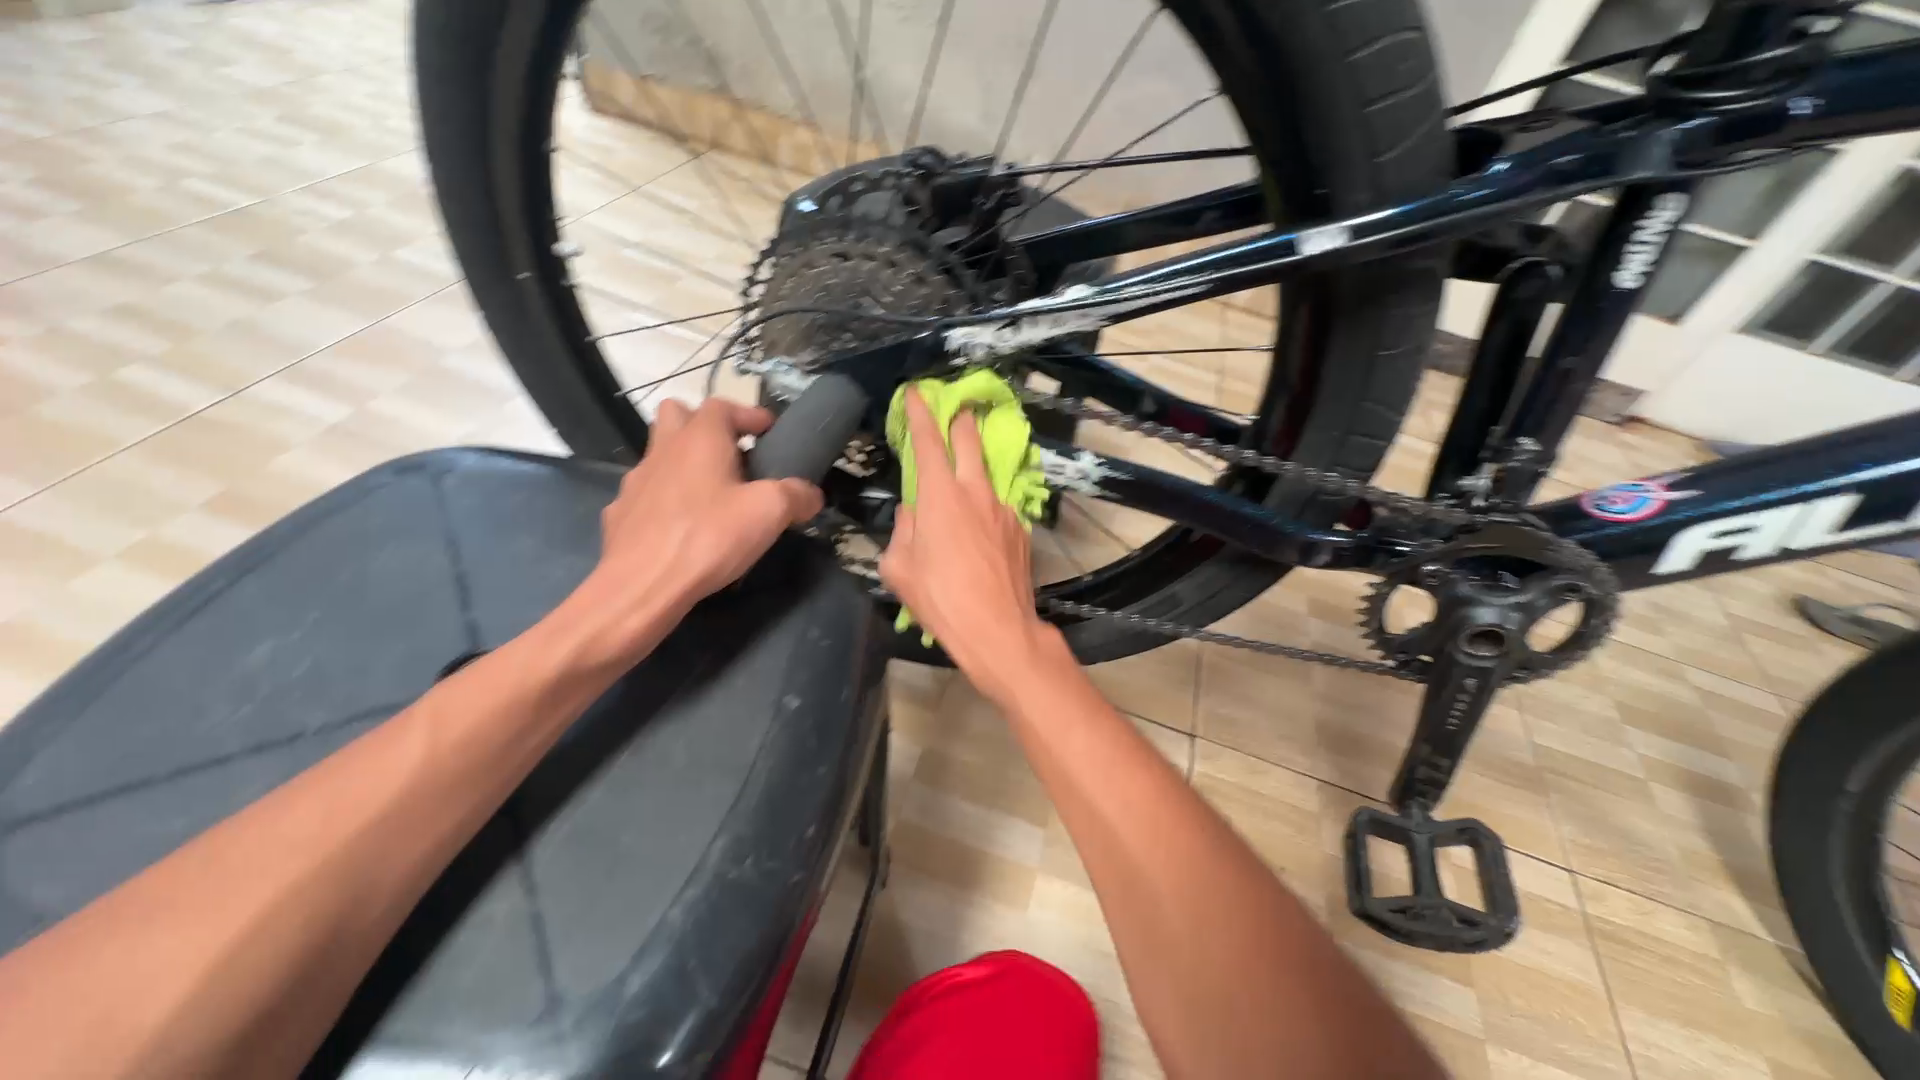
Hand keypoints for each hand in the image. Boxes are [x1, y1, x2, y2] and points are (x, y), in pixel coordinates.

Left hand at [586, 398, 822, 631]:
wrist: (641, 584)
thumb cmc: (708, 537)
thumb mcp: (769, 513)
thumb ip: (796, 496)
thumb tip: (811, 494)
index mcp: (700, 438)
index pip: (723, 405)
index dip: (748, 414)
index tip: (769, 432)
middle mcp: (663, 450)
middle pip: (677, 415)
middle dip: (703, 425)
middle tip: (730, 454)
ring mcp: (635, 482)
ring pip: (658, 455)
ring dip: (682, 464)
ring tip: (708, 495)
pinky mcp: (620, 514)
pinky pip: (645, 495)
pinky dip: (663, 501)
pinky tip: (679, 528)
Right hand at [880, 390, 1063, 701]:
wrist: (999, 630)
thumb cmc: (940, 600)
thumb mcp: (899, 568)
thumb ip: (904, 531)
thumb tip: (914, 514)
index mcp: (940, 496)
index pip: (928, 441)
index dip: (921, 412)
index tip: (917, 393)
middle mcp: (975, 492)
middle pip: (970, 438)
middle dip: (959, 419)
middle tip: (953, 411)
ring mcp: (1003, 509)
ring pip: (987, 473)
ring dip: (975, 464)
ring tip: (964, 477)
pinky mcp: (1021, 530)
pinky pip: (998, 506)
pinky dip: (986, 506)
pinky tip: (979, 531)